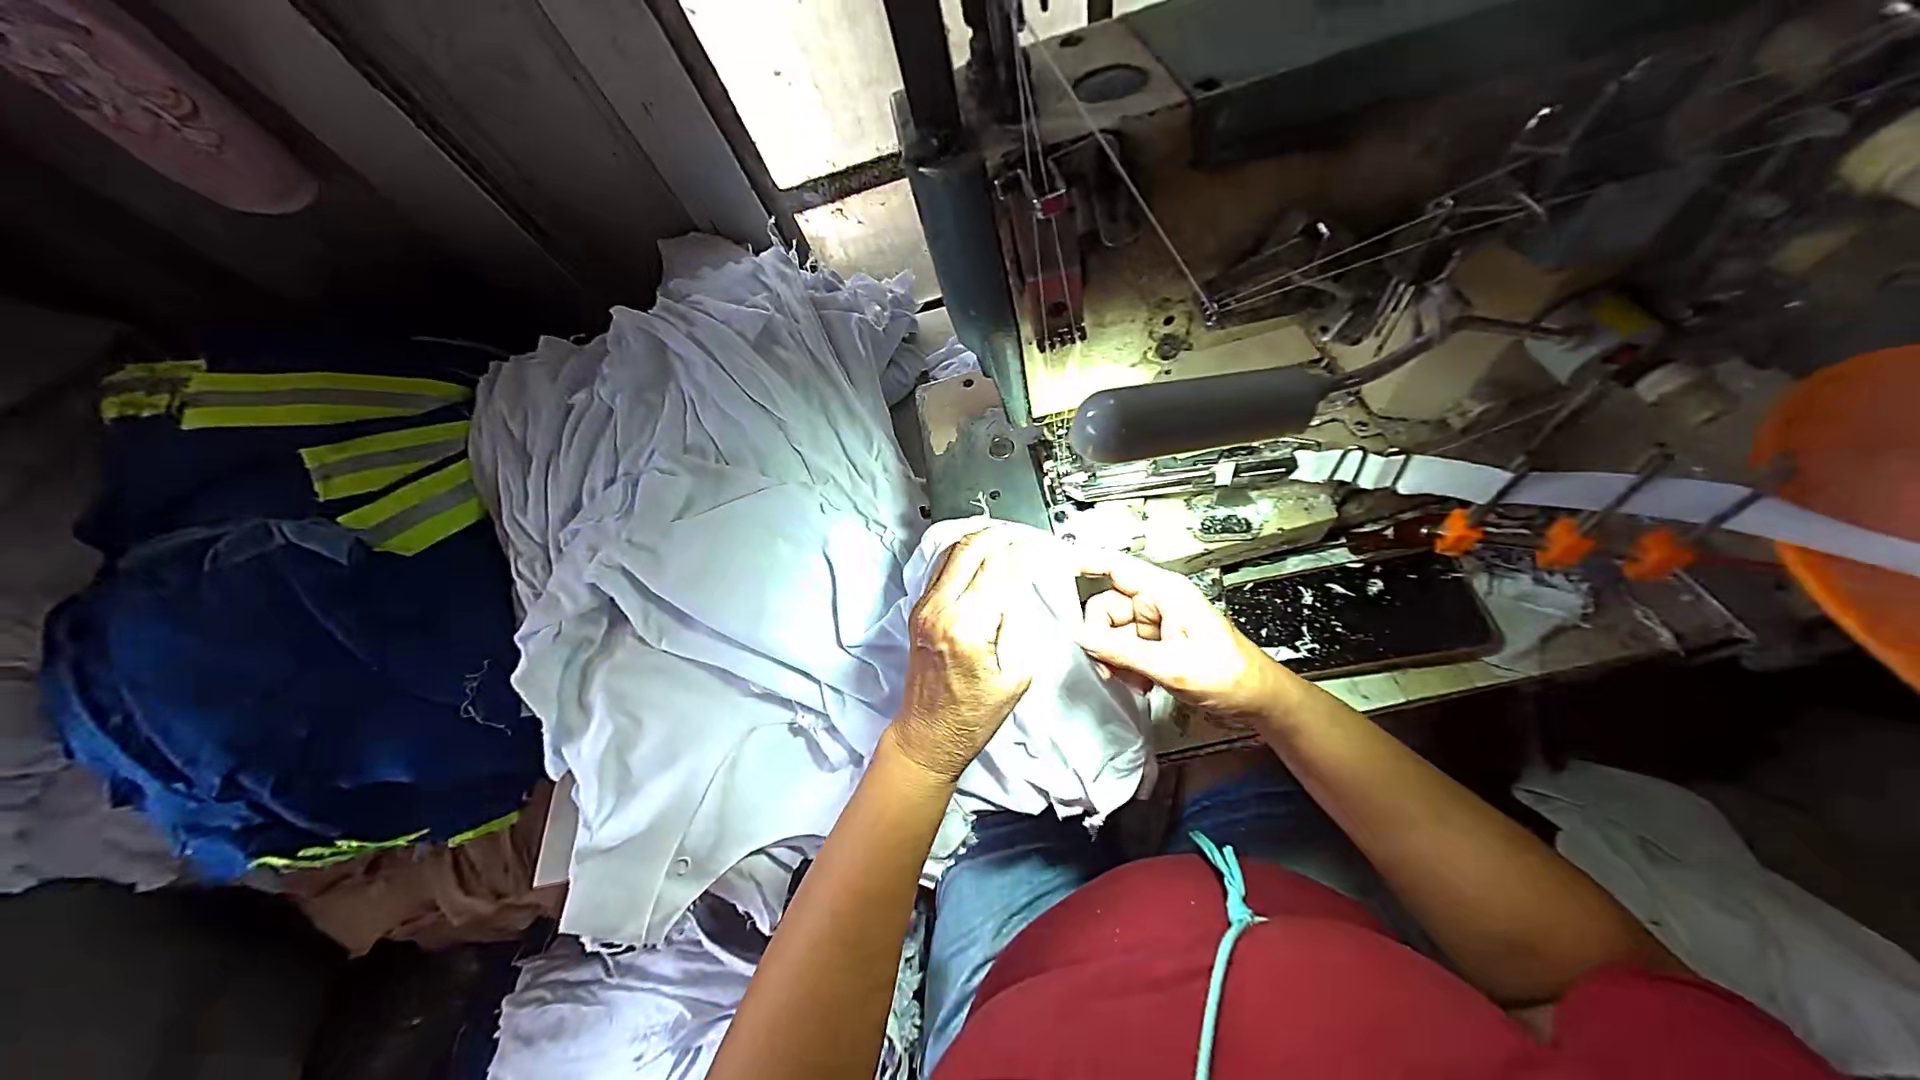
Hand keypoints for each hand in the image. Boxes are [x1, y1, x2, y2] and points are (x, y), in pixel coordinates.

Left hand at [889, 527, 1036, 783]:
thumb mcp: (1015, 676)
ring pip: (954, 551)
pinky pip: (942, 567)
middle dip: (1005, 536)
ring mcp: (925, 608)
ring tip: (1010, 540)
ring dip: (984, 539)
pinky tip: (984, 555)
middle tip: (1029, 538)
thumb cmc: (970, 717)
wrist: (928, 734)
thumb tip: (1025, 590)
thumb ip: (1020, 627)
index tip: (1044, 549)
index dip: (1026, 552)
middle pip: (973, 548)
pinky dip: (966, 553)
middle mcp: (939, 610)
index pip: (1000, 568)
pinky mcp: (920, 611)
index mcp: (966, 626)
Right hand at [1074, 548, 1299, 729]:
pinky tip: (1141, 682)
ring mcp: (1156, 624)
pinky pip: (1124, 648)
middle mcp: (1158, 602)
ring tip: (1135, 679)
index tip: (1056, 567)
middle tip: (1107, 664)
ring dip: (1115, 658)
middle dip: (1102, 638)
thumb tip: (1082, 636)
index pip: (1114, 566)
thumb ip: (1120, 650)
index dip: (1084, 563)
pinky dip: (1125, 666)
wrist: (1257, 701)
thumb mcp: (1170, 664)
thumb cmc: (1231, 674)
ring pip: (1112, 632)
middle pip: (1105, 607)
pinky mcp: (1156, 644)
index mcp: (1165, 592)